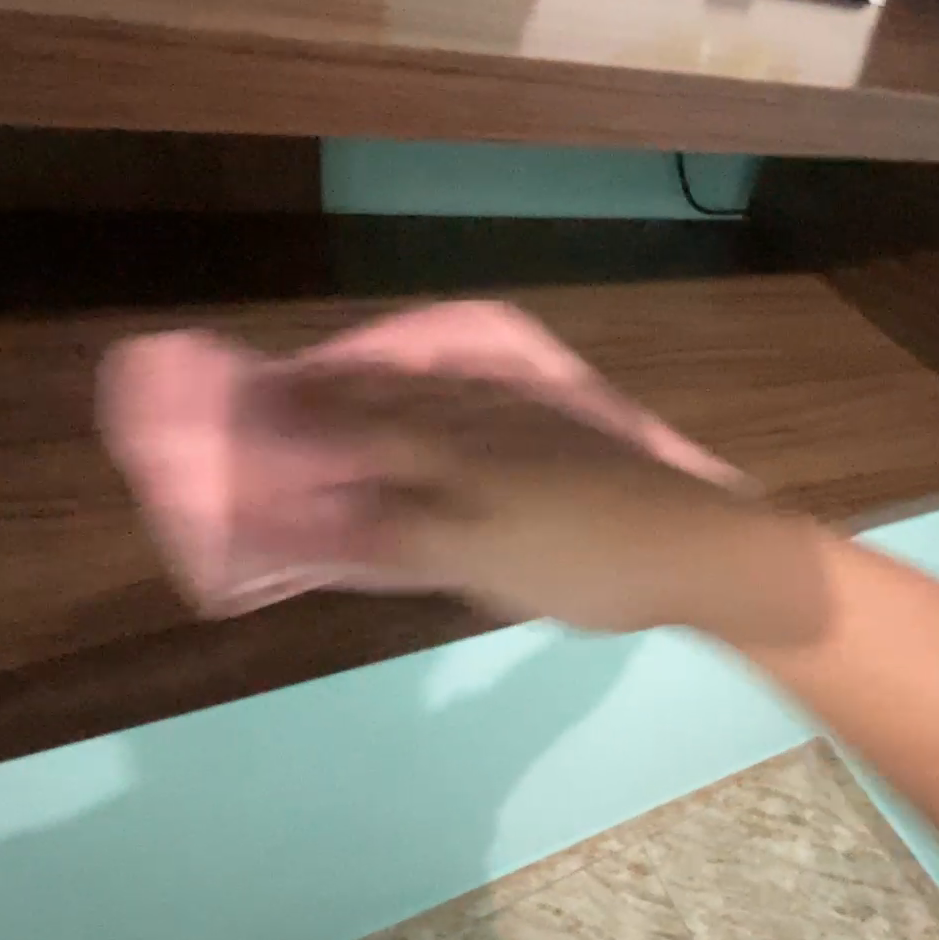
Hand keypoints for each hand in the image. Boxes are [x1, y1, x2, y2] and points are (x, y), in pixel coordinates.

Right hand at [266, 366, 829, 643]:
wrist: (689, 544)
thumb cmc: (587, 569)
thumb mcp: (484, 569)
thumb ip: (399, 541)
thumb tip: (321, 522)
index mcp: (460, 463)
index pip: (361, 438)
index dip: (303, 431)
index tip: (249, 419)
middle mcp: (482, 426)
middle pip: (390, 405)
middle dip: (327, 396)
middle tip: (272, 385)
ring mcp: (523, 420)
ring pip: (431, 391)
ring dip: (377, 381)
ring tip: (333, 370)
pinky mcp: (557, 424)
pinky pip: (480, 388)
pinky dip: (440, 378)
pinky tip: (432, 375)